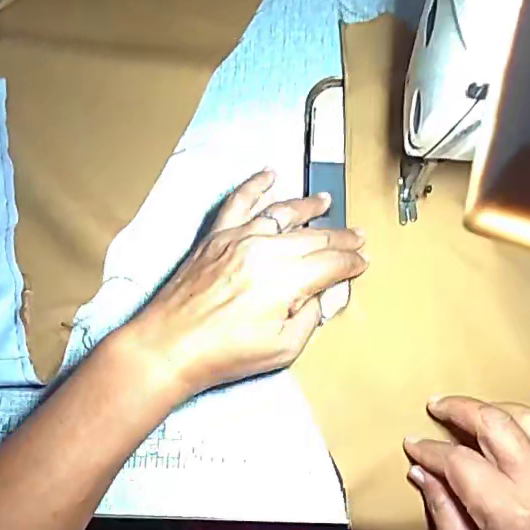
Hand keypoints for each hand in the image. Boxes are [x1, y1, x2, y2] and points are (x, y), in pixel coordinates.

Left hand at [120, 169, 366, 398]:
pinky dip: (254, 186)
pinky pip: (238, 202)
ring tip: (324, 201)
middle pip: (313, 236)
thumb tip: (321, 295)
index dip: (351, 263)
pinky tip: (267, 175)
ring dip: (308, 206)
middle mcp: (264, 250)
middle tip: (356, 237)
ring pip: (282, 213)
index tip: (361, 264)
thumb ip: (311, 317)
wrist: (169, 347)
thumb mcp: (283, 349)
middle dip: (340, 237)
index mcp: (285, 279)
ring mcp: (237, 239)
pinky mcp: (215, 238)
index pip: (332, 263)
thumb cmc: (220, 353)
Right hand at [406, 398, 529, 529]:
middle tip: (433, 406)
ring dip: (495, 409)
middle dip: (459, 409)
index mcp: (509, 514)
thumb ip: (443, 514)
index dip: (429, 449)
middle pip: (497, 423)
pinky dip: (527, 423)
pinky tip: (508, 431)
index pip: (459, 461)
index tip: (409, 446)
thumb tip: (420, 473)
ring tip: (468, 413)